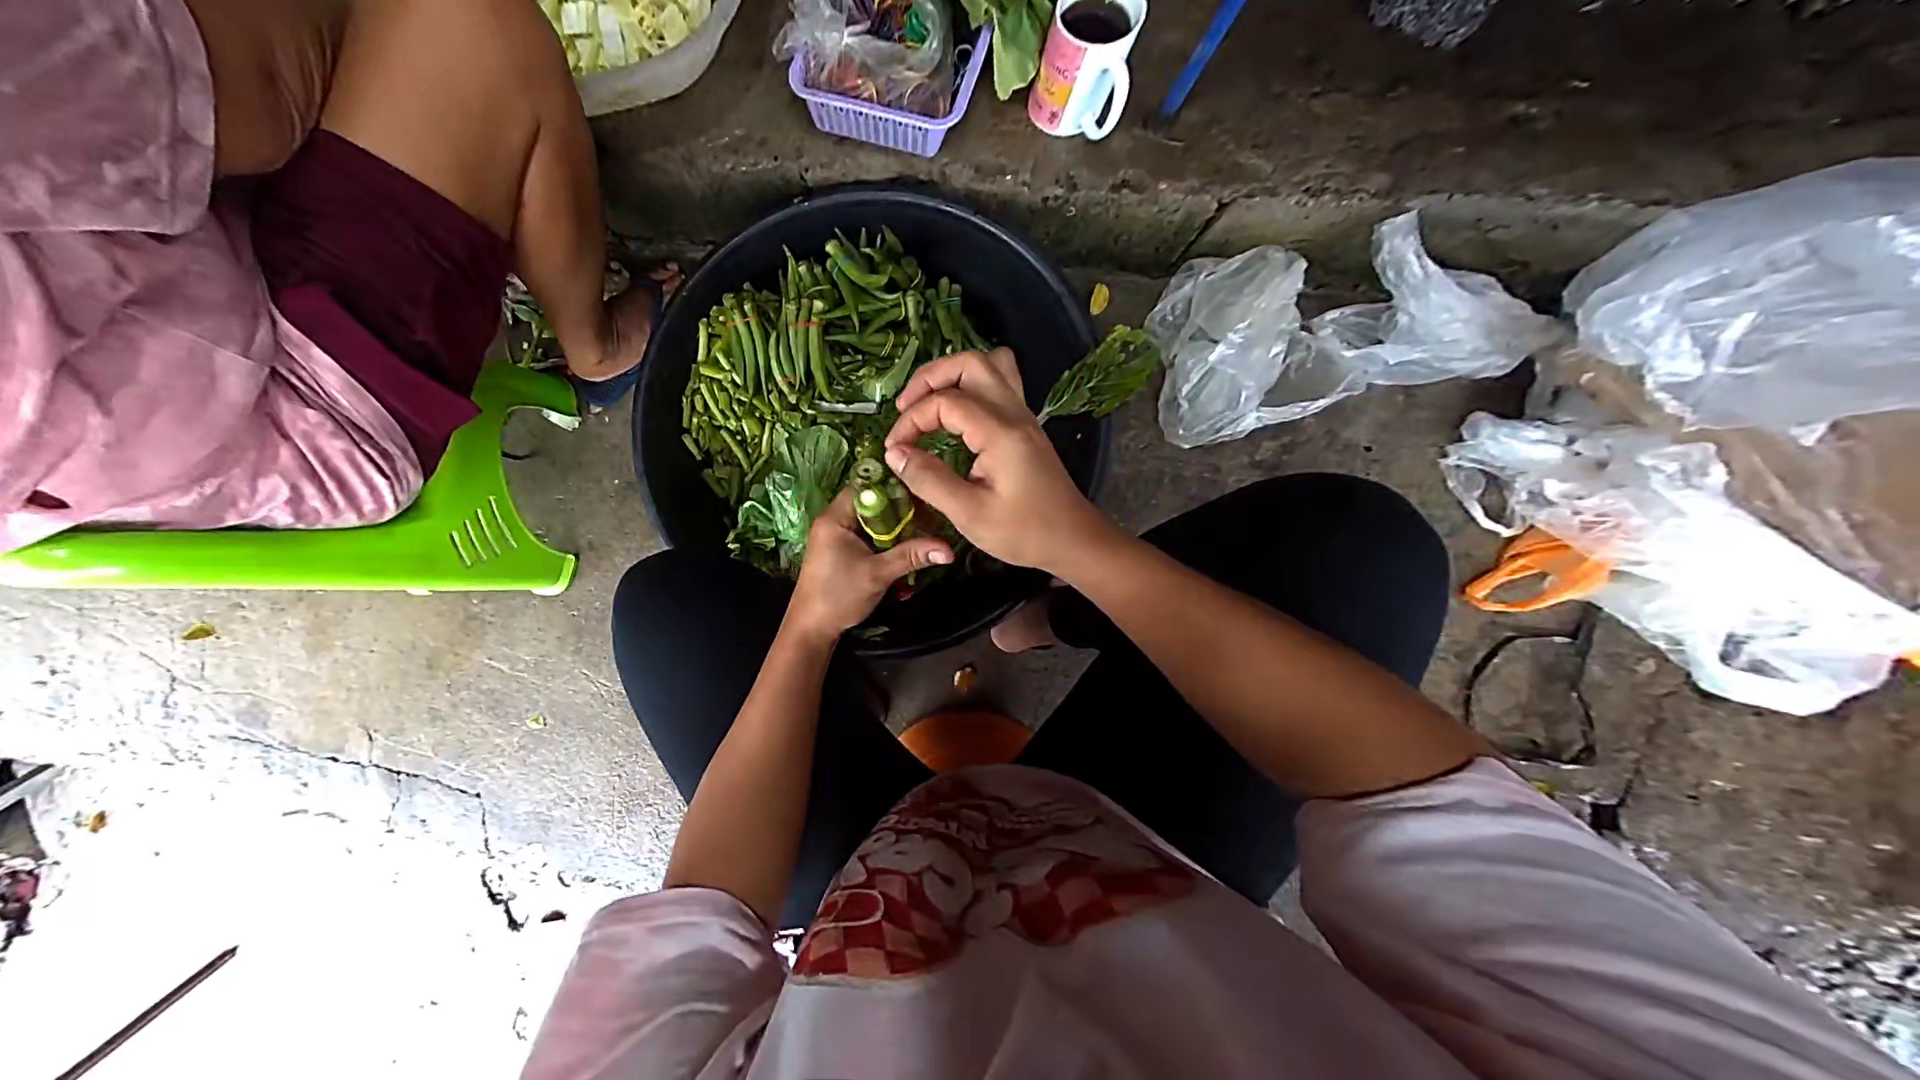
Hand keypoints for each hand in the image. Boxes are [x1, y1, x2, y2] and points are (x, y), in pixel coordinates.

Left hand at [785, 489, 952, 643]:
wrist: (812, 628)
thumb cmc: (839, 596)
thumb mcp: (879, 574)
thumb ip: (912, 556)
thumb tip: (948, 549)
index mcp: (835, 518)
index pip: (865, 487)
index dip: (892, 487)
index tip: (921, 492)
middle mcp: (833, 520)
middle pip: (869, 501)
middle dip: (897, 506)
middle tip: (927, 509)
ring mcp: (835, 535)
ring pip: (869, 518)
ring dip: (892, 522)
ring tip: (922, 523)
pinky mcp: (840, 549)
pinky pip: (866, 532)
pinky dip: (884, 535)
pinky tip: (904, 541)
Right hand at [884, 349, 1117, 576]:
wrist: (1073, 539)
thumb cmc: (1024, 533)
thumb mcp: (969, 514)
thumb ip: (929, 480)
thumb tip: (895, 454)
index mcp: (1001, 433)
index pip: (945, 401)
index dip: (911, 420)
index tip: (896, 450)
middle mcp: (1015, 413)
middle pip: (971, 362)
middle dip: (930, 378)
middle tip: (904, 408)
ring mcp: (1024, 416)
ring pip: (989, 365)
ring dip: (953, 375)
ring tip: (928, 402)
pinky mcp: (1026, 425)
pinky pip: (999, 384)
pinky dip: (970, 387)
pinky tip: (954, 415)